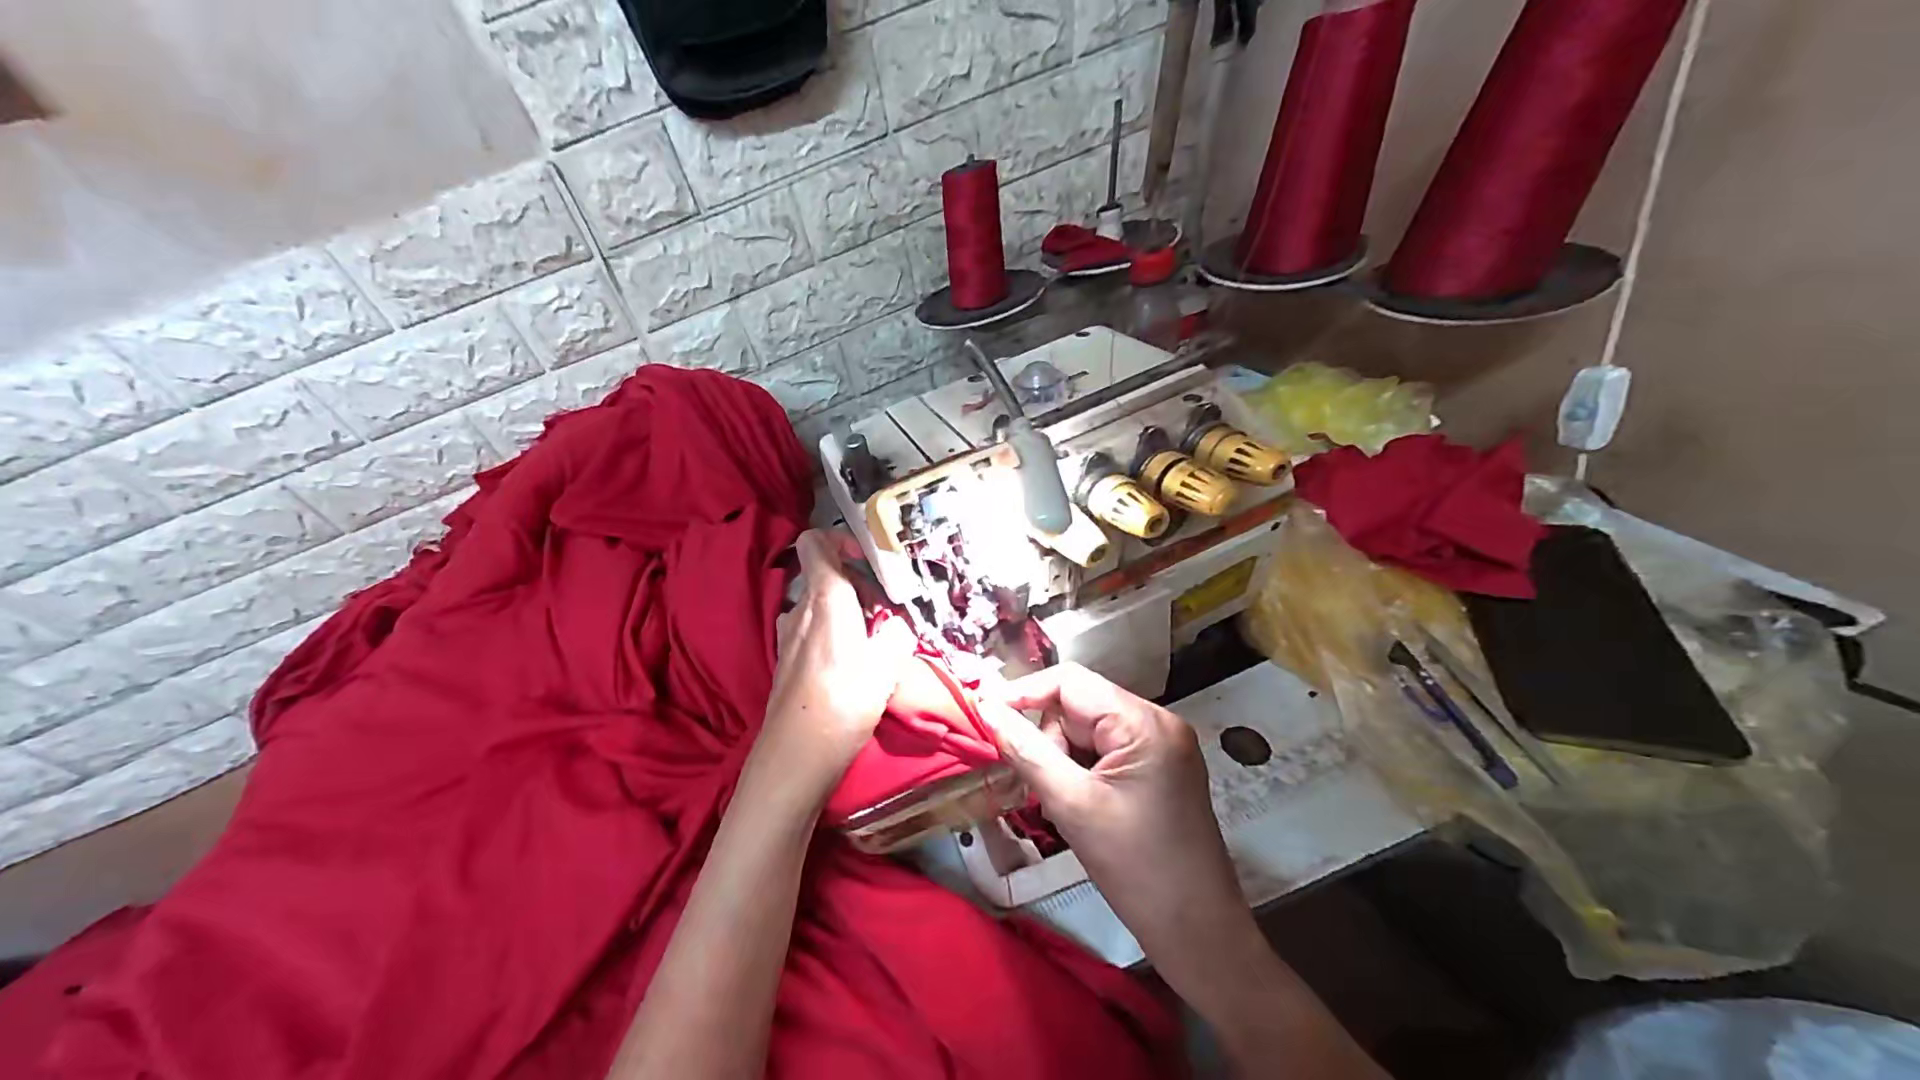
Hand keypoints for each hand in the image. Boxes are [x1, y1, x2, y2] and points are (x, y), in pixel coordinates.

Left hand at [760, 530, 915, 793]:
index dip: (841, 540)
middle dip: (858, 584)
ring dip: (847, 613)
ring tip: (874, 640)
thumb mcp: (887, 665)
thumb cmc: (843, 703)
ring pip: (821, 606)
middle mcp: (800, 610)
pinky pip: (813, 632)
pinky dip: (834, 636)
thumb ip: (898, 633)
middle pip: (825, 576)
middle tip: (887, 611)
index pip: (815, 542)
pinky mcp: (787, 662)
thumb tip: (898, 623)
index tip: (869, 560)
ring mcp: (789, 637)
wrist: (795, 757)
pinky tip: (853, 665)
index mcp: (824, 598)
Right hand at [983, 665, 1389, 1079]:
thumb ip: (1025, 750)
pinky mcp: (1158, 768)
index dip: (1023, 693)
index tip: (985, 715)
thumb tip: (986, 709)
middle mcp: (1157, 722)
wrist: (1197, 931)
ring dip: (1063, 757)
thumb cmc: (1135, 868)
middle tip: (1042, 786)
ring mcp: (1161, 746)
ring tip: (1065, 803)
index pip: (1070, 682)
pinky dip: (1081, 770)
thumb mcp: (1071, 805)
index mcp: (1144, 722)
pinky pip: (1105, 750)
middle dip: (1049, 738)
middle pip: (1079, 705)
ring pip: (1088, 730)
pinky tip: (1082, 805)